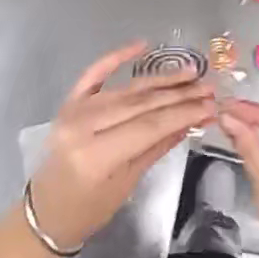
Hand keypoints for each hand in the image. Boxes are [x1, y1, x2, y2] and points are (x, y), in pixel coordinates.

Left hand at [28, 41, 215, 250]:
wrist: (46, 211)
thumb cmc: (87, 209)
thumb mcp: (127, 184)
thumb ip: (157, 147)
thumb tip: (192, 122)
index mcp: (96, 154)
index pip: (149, 126)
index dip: (184, 113)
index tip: (212, 105)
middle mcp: (83, 126)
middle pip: (140, 105)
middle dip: (178, 95)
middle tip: (209, 88)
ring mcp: (73, 111)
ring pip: (125, 90)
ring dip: (160, 80)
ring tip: (191, 74)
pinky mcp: (69, 103)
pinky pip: (94, 74)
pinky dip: (116, 58)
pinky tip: (141, 46)